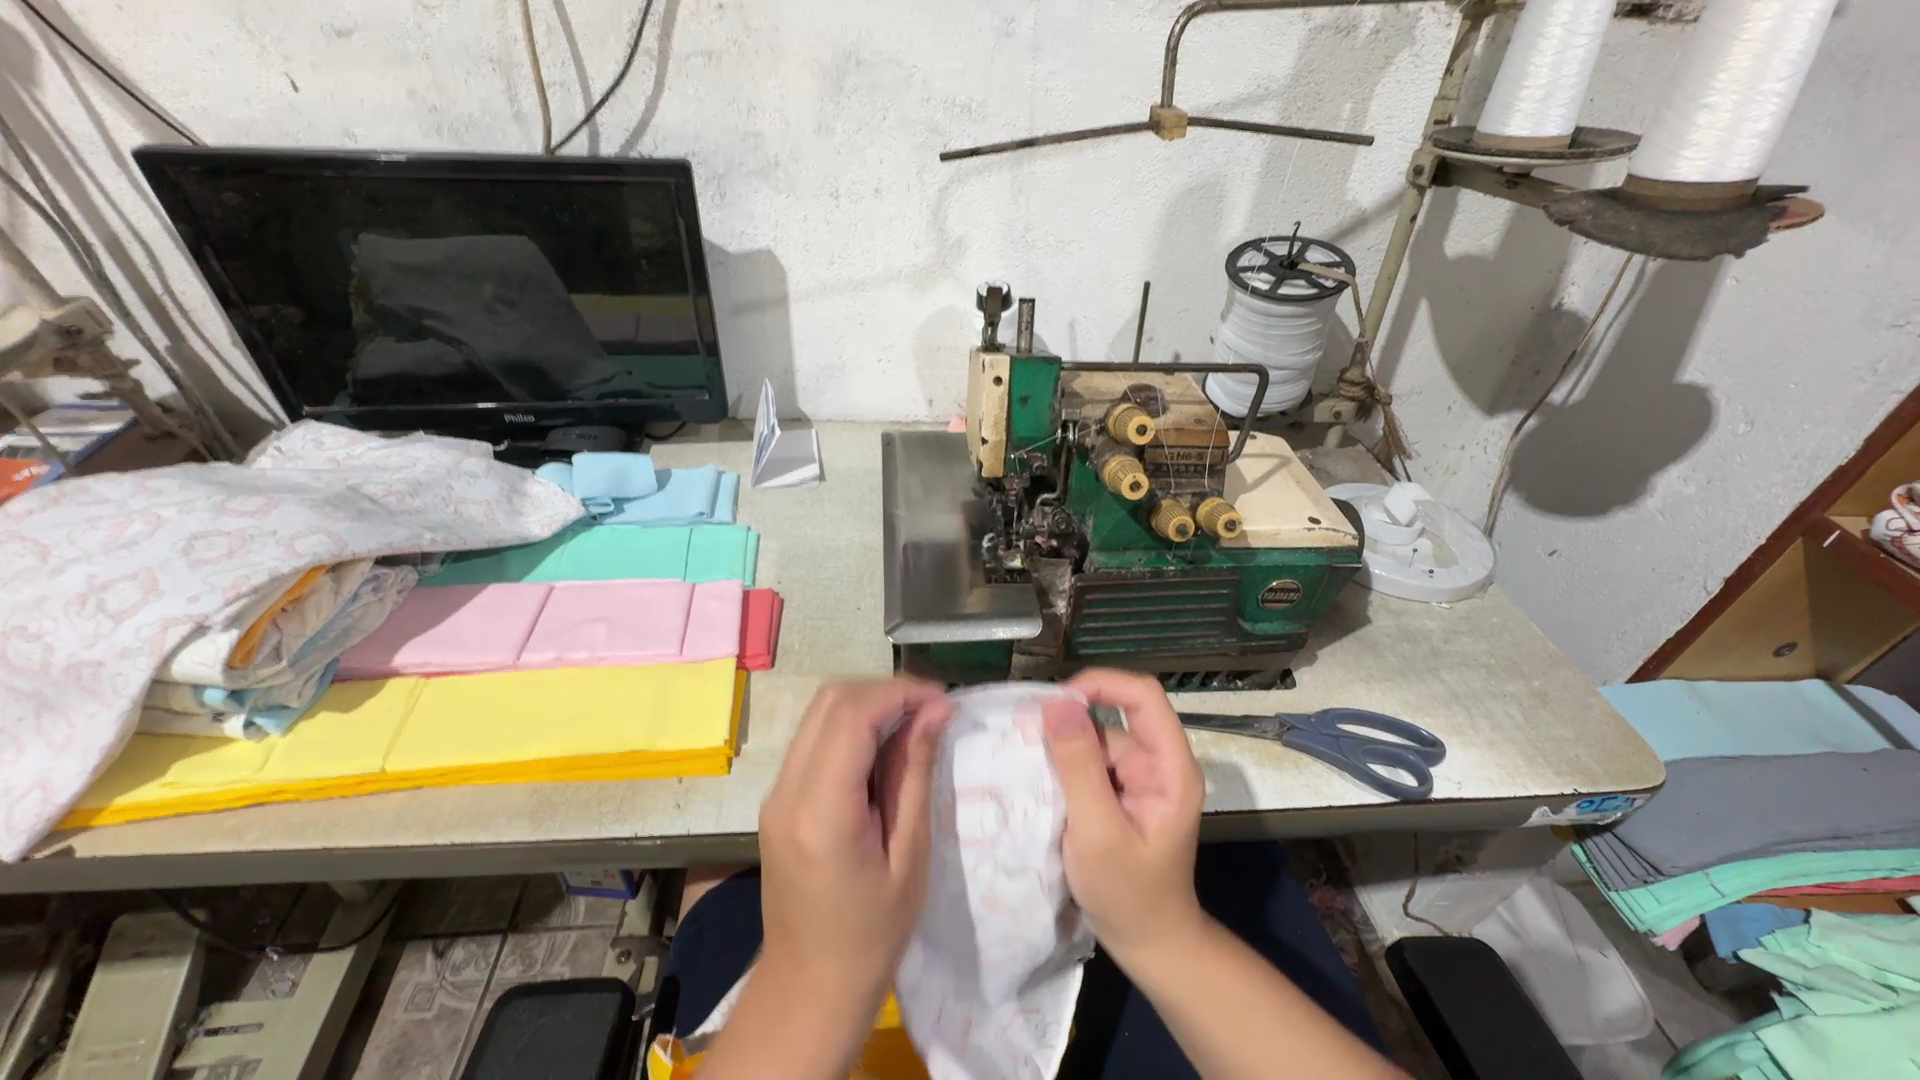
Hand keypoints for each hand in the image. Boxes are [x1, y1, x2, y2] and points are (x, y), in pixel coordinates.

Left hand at [757, 677, 953, 1001]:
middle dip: (885, 693)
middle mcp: (786, 790)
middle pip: (830, 701)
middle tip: (932, 713)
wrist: (810, 985)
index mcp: (820, 809)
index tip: (944, 704)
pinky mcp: (777, 800)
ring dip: (868, 707)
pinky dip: (850, 730)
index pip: (853, 714)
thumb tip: (935, 712)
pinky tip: (883, 753)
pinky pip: (813, 740)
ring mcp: (775, 793)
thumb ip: (915, 775)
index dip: (901, 693)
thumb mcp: (910, 856)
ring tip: (914, 729)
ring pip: (818, 714)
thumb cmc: (872, 934)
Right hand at [1042, 669, 1205, 959]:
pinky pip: (1087, 766)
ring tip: (1027, 771)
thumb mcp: (1098, 830)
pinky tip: (1039, 785)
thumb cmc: (1129, 893)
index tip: (1055, 700)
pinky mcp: (1118, 796)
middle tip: (1025, 743)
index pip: (1144, 696)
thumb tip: (1057, 704)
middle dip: (1070, 726)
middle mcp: (1157, 764)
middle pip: (1112, 719)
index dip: (1102, 684)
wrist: (1147, 943)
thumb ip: (1078, 766)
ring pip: (1094, 743)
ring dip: (1061, 752)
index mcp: (1170, 767)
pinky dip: (1062, 770)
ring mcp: (1137, 781)